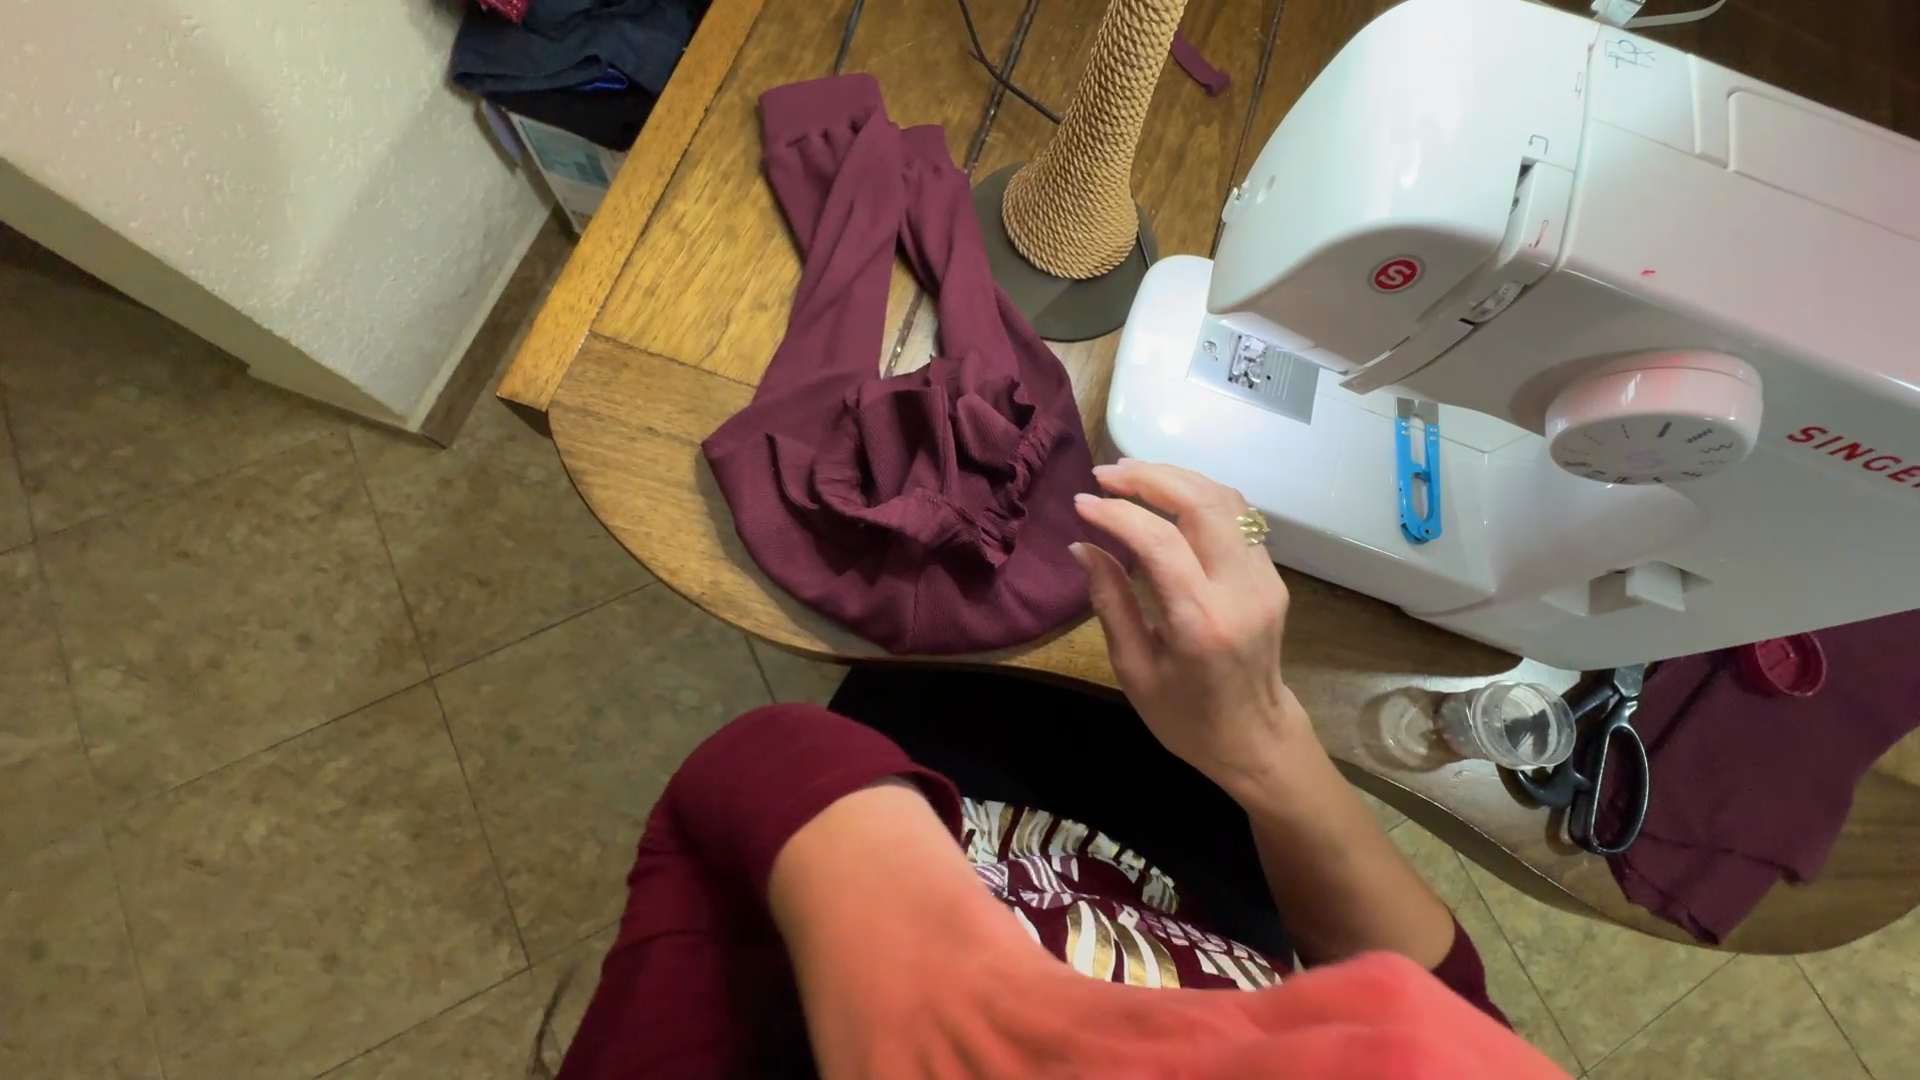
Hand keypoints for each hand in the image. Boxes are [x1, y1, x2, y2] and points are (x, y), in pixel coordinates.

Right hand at [1069, 460, 1313, 795]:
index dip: (1117, 512)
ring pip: (1226, 500)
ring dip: (1176, 478)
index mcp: (1201, 622)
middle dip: (1150, 478)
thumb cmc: (1185, 717)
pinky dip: (1198, 495)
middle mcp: (1241, 591)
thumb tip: (1083, 546)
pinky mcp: (1271, 575)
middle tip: (1106, 474)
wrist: (1256, 739)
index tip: (1082, 502)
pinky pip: (1237, 517)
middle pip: (1203, 503)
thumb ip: (1109, 601)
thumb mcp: (1133, 669)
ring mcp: (1265, 579)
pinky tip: (1166, 496)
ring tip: (1131, 474)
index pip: (1159, 542)